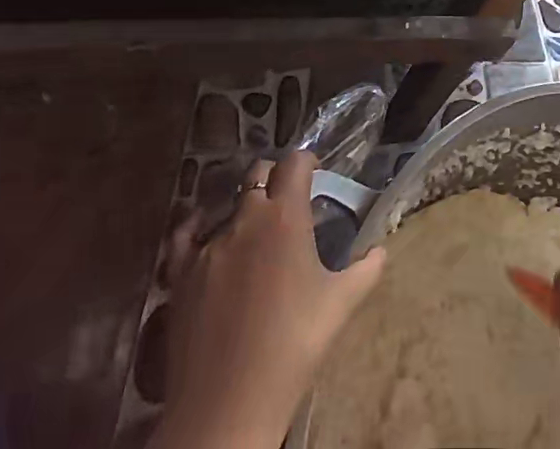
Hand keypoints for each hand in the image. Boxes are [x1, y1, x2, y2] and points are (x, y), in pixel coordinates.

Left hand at [153, 152, 385, 448]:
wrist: (229, 399)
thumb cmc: (295, 344)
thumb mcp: (342, 304)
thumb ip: (367, 269)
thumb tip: (380, 250)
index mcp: (285, 218)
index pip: (294, 164)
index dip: (305, 159)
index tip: (314, 167)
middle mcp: (245, 220)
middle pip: (256, 175)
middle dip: (273, 175)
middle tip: (288, 196)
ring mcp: (207, 245)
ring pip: (225, 207)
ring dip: (243, 208)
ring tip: (255, 228)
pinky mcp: (179, 273)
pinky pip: (184, 236)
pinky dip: (196, 228)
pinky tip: (204, 235)